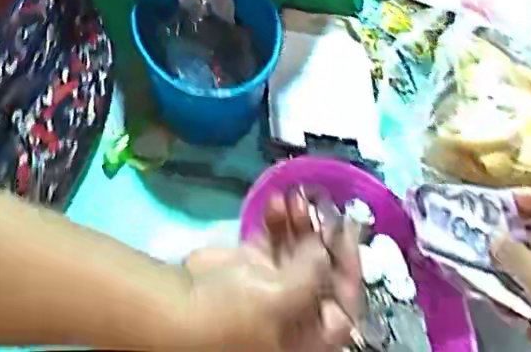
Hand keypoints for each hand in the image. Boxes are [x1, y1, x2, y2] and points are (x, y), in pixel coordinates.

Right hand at [178, 192, 358, 351]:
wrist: (181, 307)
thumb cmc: (235, 315)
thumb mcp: (281, 299)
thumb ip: (311, 274)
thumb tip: (326, 251)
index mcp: (311, 335)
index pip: (345, 302)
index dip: (349, 264)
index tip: (347, 226)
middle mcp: (297, 311)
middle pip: (322, 269)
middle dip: (322, 234)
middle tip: (319, 202)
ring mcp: (273, 286)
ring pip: (299, 248)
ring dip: (300, 220)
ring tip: (294, 196)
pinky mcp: (252, 264)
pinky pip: (274, 237)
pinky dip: (277, 218)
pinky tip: (275, 200)